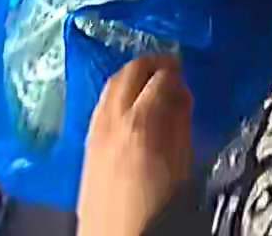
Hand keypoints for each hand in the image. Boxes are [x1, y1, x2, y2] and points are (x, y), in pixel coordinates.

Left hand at [78, 55, 192, 235]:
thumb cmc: (157, 208)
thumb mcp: (181, 162)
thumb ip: (181, 121)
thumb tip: (181, 94)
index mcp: (140, 123)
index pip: (161, 76)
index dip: (176, 70)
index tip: (185, 72)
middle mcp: (112, 121)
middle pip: (130, 71)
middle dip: (152, 63)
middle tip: (169, 68)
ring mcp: (95, 132)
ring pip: (111, 84)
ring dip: (132, 76)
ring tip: (149, 82)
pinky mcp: (86, 147)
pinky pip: (101, 105)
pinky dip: (117, 95)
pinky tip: (129, 106)